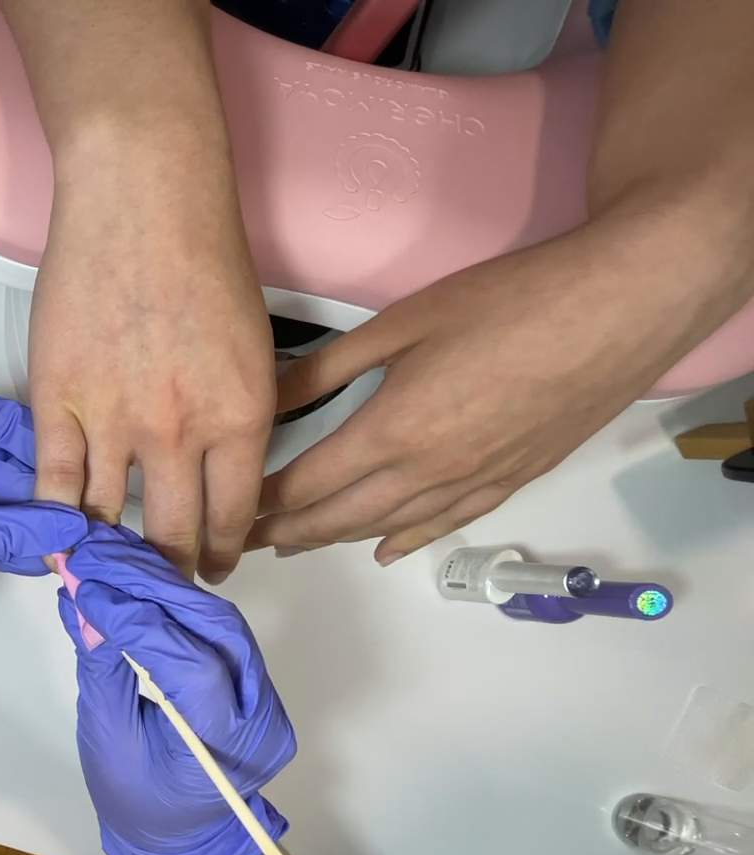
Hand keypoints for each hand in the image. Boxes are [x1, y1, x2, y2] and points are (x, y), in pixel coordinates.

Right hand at [28, 167, 274, 583]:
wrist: (141, 201)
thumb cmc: (202, 255)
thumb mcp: (251, 343)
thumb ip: (237, 412)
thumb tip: (214, 462)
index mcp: (241, 416)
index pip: (232, 516)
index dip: (219, 554)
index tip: (210, 571)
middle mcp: (178, 431)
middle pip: (169, 532)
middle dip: (166, 570)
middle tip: (159, 586)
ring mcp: (110, 420)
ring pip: (105, 514)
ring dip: (106, 551)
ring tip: (104, 570)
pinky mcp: (56, 403)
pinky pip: (52, 481)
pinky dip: (53, 519)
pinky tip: (56, 542)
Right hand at [59, 526, 294, 854]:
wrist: (186, 837)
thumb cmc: (136, 801)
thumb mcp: (108, 740)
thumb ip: (102, 669)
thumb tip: (82, 604)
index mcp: (225, 744)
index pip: (185, 661)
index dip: (131, 617)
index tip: (80, 582)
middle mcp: (259, 712)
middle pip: (212, 625)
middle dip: (147, 580)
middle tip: (93, 550)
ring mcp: (261, 693)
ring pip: (217, 617)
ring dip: (159, 578)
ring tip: (108, 551)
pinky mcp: (249, 677)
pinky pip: (213, 626)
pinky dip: (170, 594)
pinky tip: (132, 571)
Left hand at [252, 213, 751, 564]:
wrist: (636, 293)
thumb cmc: (509, 302)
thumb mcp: (397, 326)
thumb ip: (323, 370)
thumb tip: (262, 397)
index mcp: (391, 433)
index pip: (305, 485)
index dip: (261, 501)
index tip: (228, 510)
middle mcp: (429, 470)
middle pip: (337, 517)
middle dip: (284, 531)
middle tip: (245, 540)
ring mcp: (477, 479)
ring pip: (386, 526)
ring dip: (333, 539)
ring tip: (293, 545)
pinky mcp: (517, 476)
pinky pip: (449, 522)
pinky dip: (408, 540)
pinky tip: (384, 551)